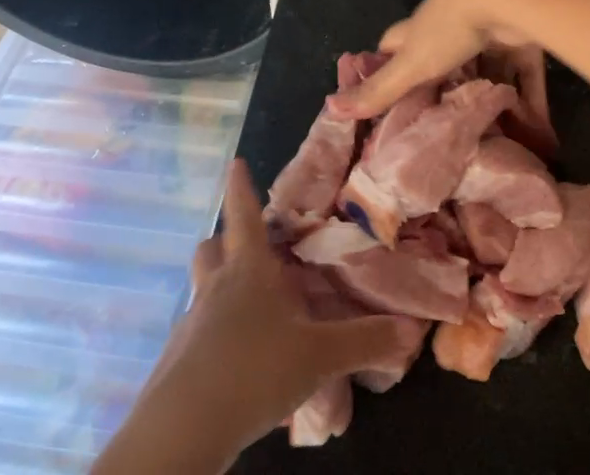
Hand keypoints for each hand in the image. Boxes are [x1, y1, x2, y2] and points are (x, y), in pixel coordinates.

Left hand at [93, 163, 412, 473]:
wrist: (183, 427)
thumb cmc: (255, 370)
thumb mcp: (320, 356)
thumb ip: (365, 340)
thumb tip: (411, 329)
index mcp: (248, 272)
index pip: (244, 217)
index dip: (241, 189)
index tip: (235, 163)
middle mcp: (215, 288)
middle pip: (211, 248)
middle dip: (225, 239)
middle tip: (245, 242)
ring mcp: (191, 324)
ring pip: (201, 289)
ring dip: (219, 285)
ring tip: (247, 302)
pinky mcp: (177, 360)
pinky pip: (197, 332)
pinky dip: (214, 331)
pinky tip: (235, 354)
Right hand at [333, 0, 549, 118]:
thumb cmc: (449, 29)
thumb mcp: (410, 65)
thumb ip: (379, 90)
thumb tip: (331, 108)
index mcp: (418, 30)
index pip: (393, 44)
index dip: (385, 63)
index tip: (382, 92)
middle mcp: (451, 27)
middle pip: (442, 60)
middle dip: (443, 87)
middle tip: (441, 125)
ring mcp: (488, 31)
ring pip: (488, 71)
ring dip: (490, 99)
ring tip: (493, 138)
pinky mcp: (522, 39)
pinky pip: (525, 76)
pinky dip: (530, 102)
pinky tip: (537, 132)